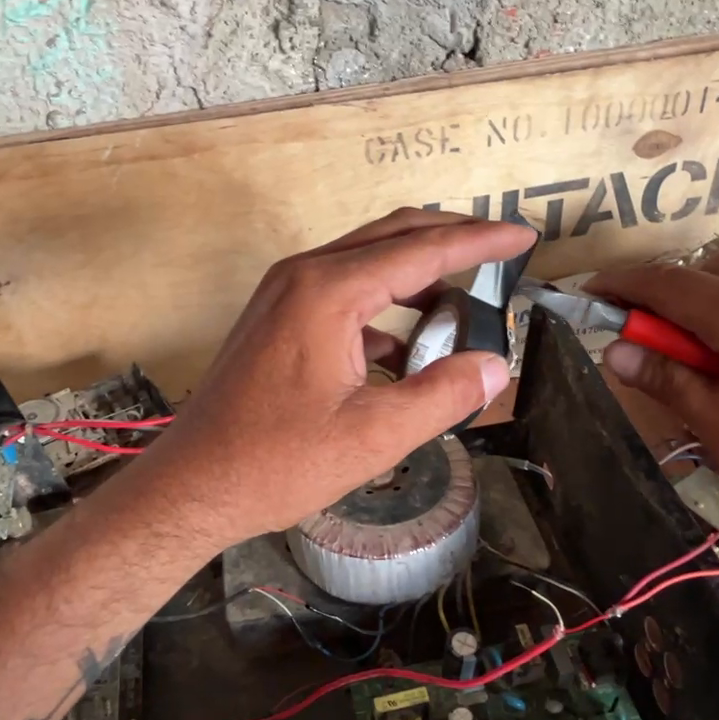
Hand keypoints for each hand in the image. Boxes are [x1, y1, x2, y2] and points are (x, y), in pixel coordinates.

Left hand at [111, 209, 532, 551]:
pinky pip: (341, 289)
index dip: (479, 242)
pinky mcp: (275, 316)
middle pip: (391, 235)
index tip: (524, 238)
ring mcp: (283, 292)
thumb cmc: (278, 462)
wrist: (194, 484)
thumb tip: (494, 366)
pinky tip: (403, 345)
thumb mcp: (374, 436)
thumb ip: (443, 394)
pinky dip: (381, 303)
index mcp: (329, 292)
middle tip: (500, 252)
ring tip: (460, 301)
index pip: (422, 250)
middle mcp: (303, 274)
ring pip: (364, 258)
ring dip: (415, 270)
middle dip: (450, 238)